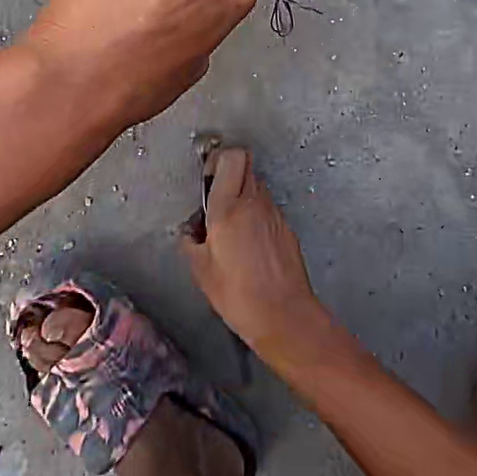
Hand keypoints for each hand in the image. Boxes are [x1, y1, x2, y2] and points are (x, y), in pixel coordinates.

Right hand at [179, 145, 329, 353]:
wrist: (285, 317)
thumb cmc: (241, 296)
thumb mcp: (200, 269)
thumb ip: (190, 242)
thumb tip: (190, 233)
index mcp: (228, 208)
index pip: (231, 157)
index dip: (217, 160)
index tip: (207, 178)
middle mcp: (254, 205)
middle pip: (245, 165)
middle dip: (228, 174)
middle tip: (215, 198)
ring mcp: (274, 215)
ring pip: (257, 186)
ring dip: (242, 196)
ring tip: (229, 226)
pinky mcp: (286, 230)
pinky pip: (267, 209)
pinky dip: (255, 216)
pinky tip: (247, 244)